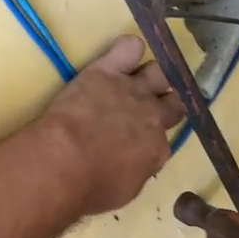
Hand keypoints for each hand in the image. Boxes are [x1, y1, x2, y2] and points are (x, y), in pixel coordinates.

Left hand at [37, 36, 183, 215]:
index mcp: (157, 149)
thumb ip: (136, 171)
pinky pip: (129, 47)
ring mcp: (132, 90)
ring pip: (159, 71)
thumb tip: (134, 163)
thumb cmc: (91, 187)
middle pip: (174, 102)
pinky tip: (122, 54)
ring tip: (143, 77)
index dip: (152, 141)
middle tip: (154, 106)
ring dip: (155, 74)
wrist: (64, 162)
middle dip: (169, 103)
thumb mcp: (124, 190)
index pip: (164, 141)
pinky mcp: (108, 70)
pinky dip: (129, 48)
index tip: (138, 144)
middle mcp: (152, 116)